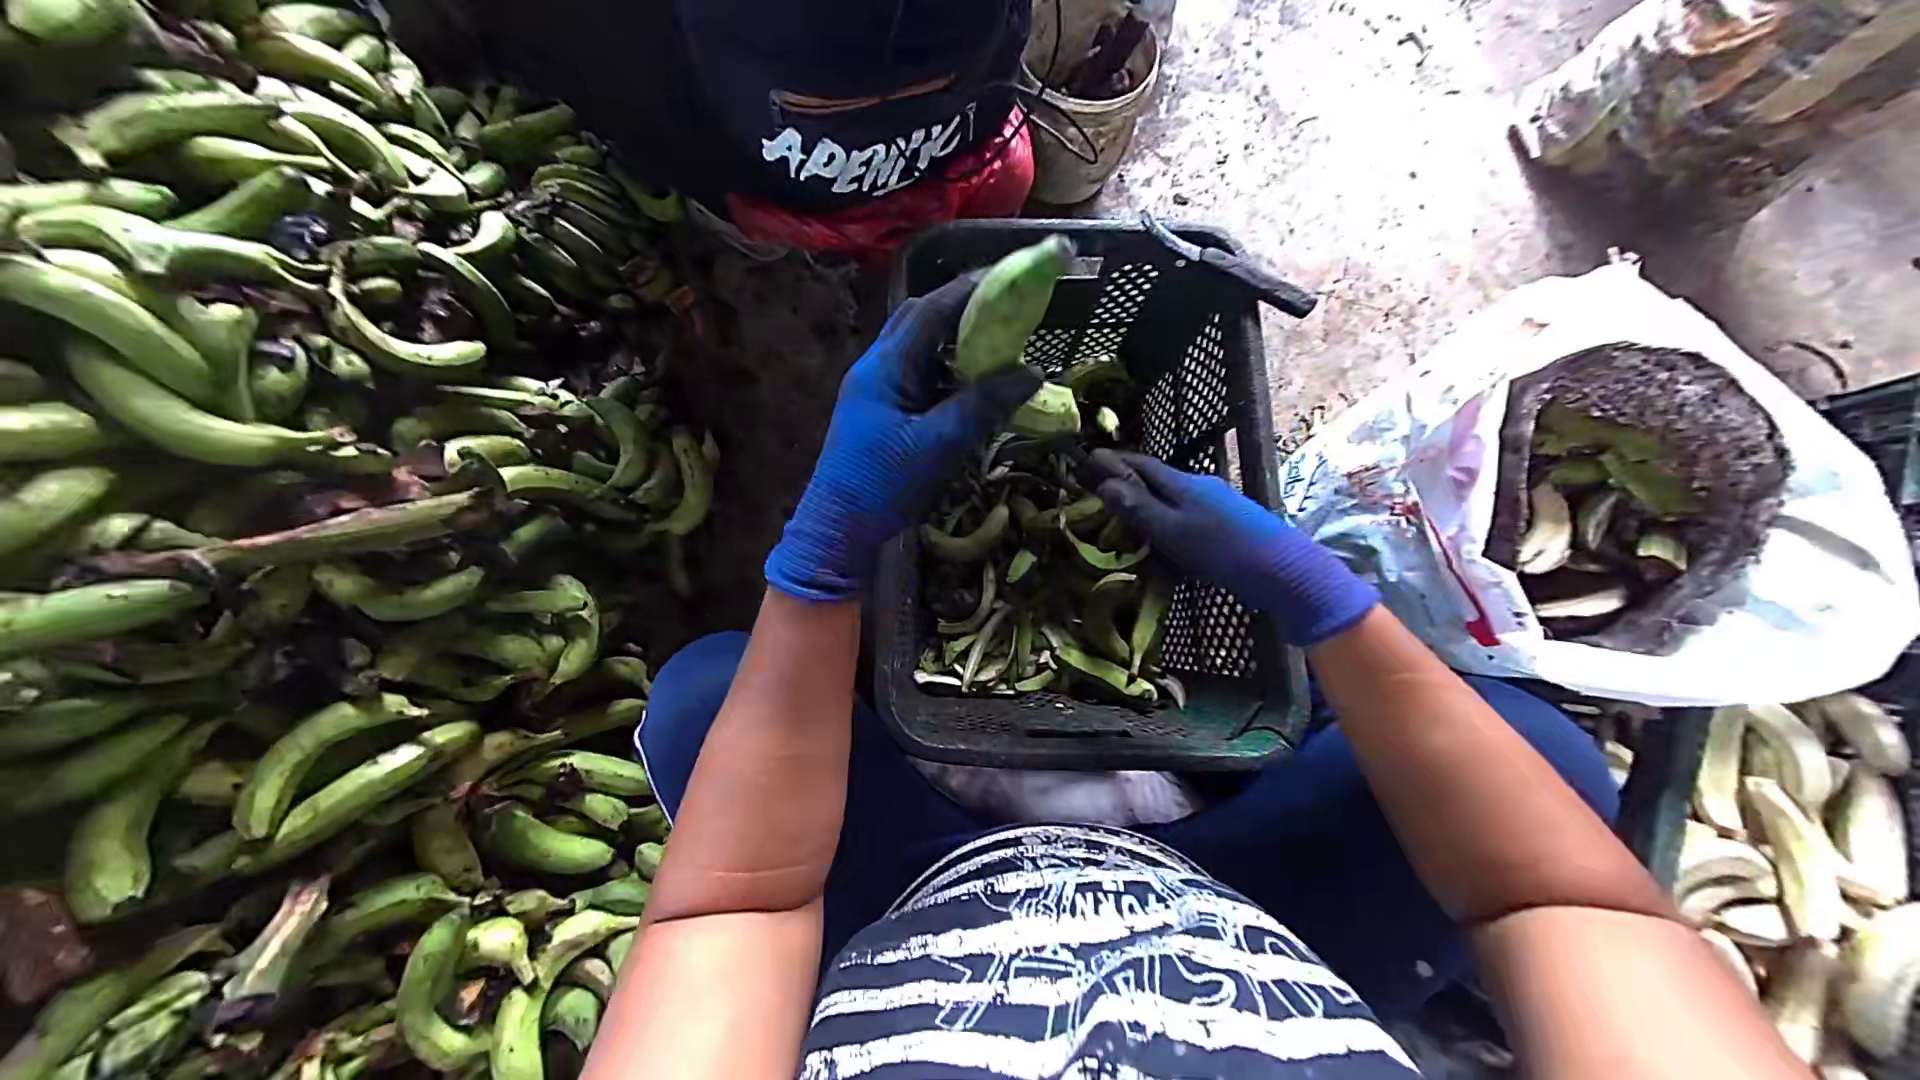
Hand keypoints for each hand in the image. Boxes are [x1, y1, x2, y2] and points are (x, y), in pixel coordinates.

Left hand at [765, 276, 1040, 601]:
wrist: (839, 530)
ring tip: (996, 341)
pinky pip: (918, 378)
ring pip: (918, 349)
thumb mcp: (940, 444)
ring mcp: (876, 390)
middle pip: (919, 321)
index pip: (929, 311)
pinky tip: (972, 382)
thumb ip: (984, 404)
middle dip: (962, 309)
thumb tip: (1031, 372)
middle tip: (1005, 308)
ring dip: (955, 341)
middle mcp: (876, 368)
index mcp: (884, 367)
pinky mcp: (881, 413)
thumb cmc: (884, 485)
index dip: (969, 290)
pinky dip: (947, 372)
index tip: (1010, 278)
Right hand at [1089, 449, 1378, 646]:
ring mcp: (1217, 503)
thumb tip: (1104, 482)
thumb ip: (1139, 507)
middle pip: (1157, 479)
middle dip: (1129, 482)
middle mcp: (1200, 485)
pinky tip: (1164, 538)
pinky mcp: (1228, 523)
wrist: (1284, 571)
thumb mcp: (1172, 530)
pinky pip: (1187, 515)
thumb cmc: (1223, 549)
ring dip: (1149, 503)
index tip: (1090, 459)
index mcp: (1183, 483)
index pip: (1141, 464)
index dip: (1115, 461)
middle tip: (1102, 490)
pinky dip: (1167, 521)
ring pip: (1173, 498)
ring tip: (1127, 517)